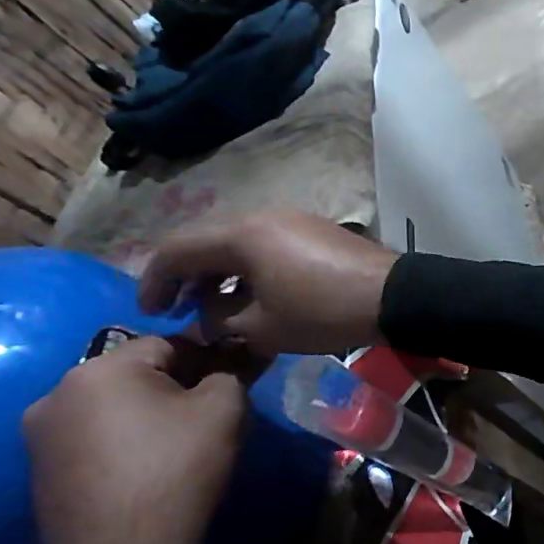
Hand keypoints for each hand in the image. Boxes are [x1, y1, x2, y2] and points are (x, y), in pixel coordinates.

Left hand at [21, 336, 245, 543]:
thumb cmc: (176, 472)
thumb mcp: (225, 409)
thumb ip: (230, 371)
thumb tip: (230, 361)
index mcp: (97, 370)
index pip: (168, 343)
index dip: (207, 360)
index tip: (230, 386)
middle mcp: (55, 395)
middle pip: (134, 374)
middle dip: (174, 387)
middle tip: (206, 418)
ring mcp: (39, 439)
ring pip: (112, 407)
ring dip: (146, 416)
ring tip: (176, 449)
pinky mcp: (40, 476)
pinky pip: (93, 440)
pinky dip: (123, 445)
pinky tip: (146, 473)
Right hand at [139, 211, 399, 354]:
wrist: (392, 297)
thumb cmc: (321, 312)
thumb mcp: (261, 327)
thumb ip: (219, 320)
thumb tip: (205, 318)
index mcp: (241, 234)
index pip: (177, 249)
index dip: (155, 281)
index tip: (151, 313)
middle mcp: (263, 217)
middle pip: (208, 242)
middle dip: (188, 278)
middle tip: (182, 313)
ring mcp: (292, 220)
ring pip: (239, 244)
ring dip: (220, 275)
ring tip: (217, 311)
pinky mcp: (314, 231)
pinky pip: (267, 245)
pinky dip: (249, 269)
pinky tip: (254, 297)